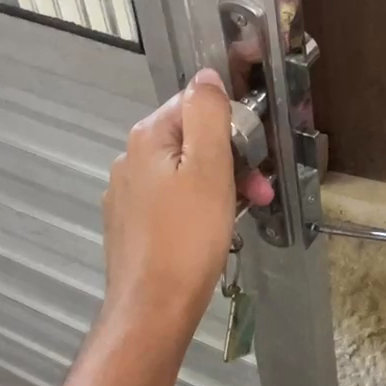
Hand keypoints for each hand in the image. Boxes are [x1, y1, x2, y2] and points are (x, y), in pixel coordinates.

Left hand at [100, 68, 253, 333]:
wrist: (154, 309)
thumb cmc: (188, 236)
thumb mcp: (209, 167)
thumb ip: (208, 114)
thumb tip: (206, 76)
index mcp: (147, 138)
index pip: (194, 103)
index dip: (230, 122)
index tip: (254, 152)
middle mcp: (129, 159)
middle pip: (190, 139)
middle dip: (230, 158)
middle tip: (259, 189)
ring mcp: (126, 195)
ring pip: (184, 172)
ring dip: (220, 184)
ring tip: (248, 211)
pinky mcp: (131, 225)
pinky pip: (173, 200)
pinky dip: (199, 206)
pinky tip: (216, 229)